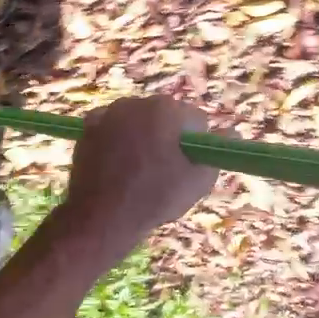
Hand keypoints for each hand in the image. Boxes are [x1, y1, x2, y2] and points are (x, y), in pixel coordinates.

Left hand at [63, 96, 218, 253]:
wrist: (101, 215)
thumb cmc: (154, 196)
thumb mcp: (199, 179)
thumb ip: (218, 152)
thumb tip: (232, 133)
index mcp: (165, 109)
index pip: (194, 120)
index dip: (195, 145)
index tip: (186, 165)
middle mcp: (134, 103)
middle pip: (163, 117)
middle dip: (167, 137)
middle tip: (163, 170)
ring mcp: (106, 113)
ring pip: (136, 122)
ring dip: (141, 138)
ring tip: (138, 171)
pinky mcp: (86, 128)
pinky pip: (112, 130)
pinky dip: (117, 141)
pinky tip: (117, 165)